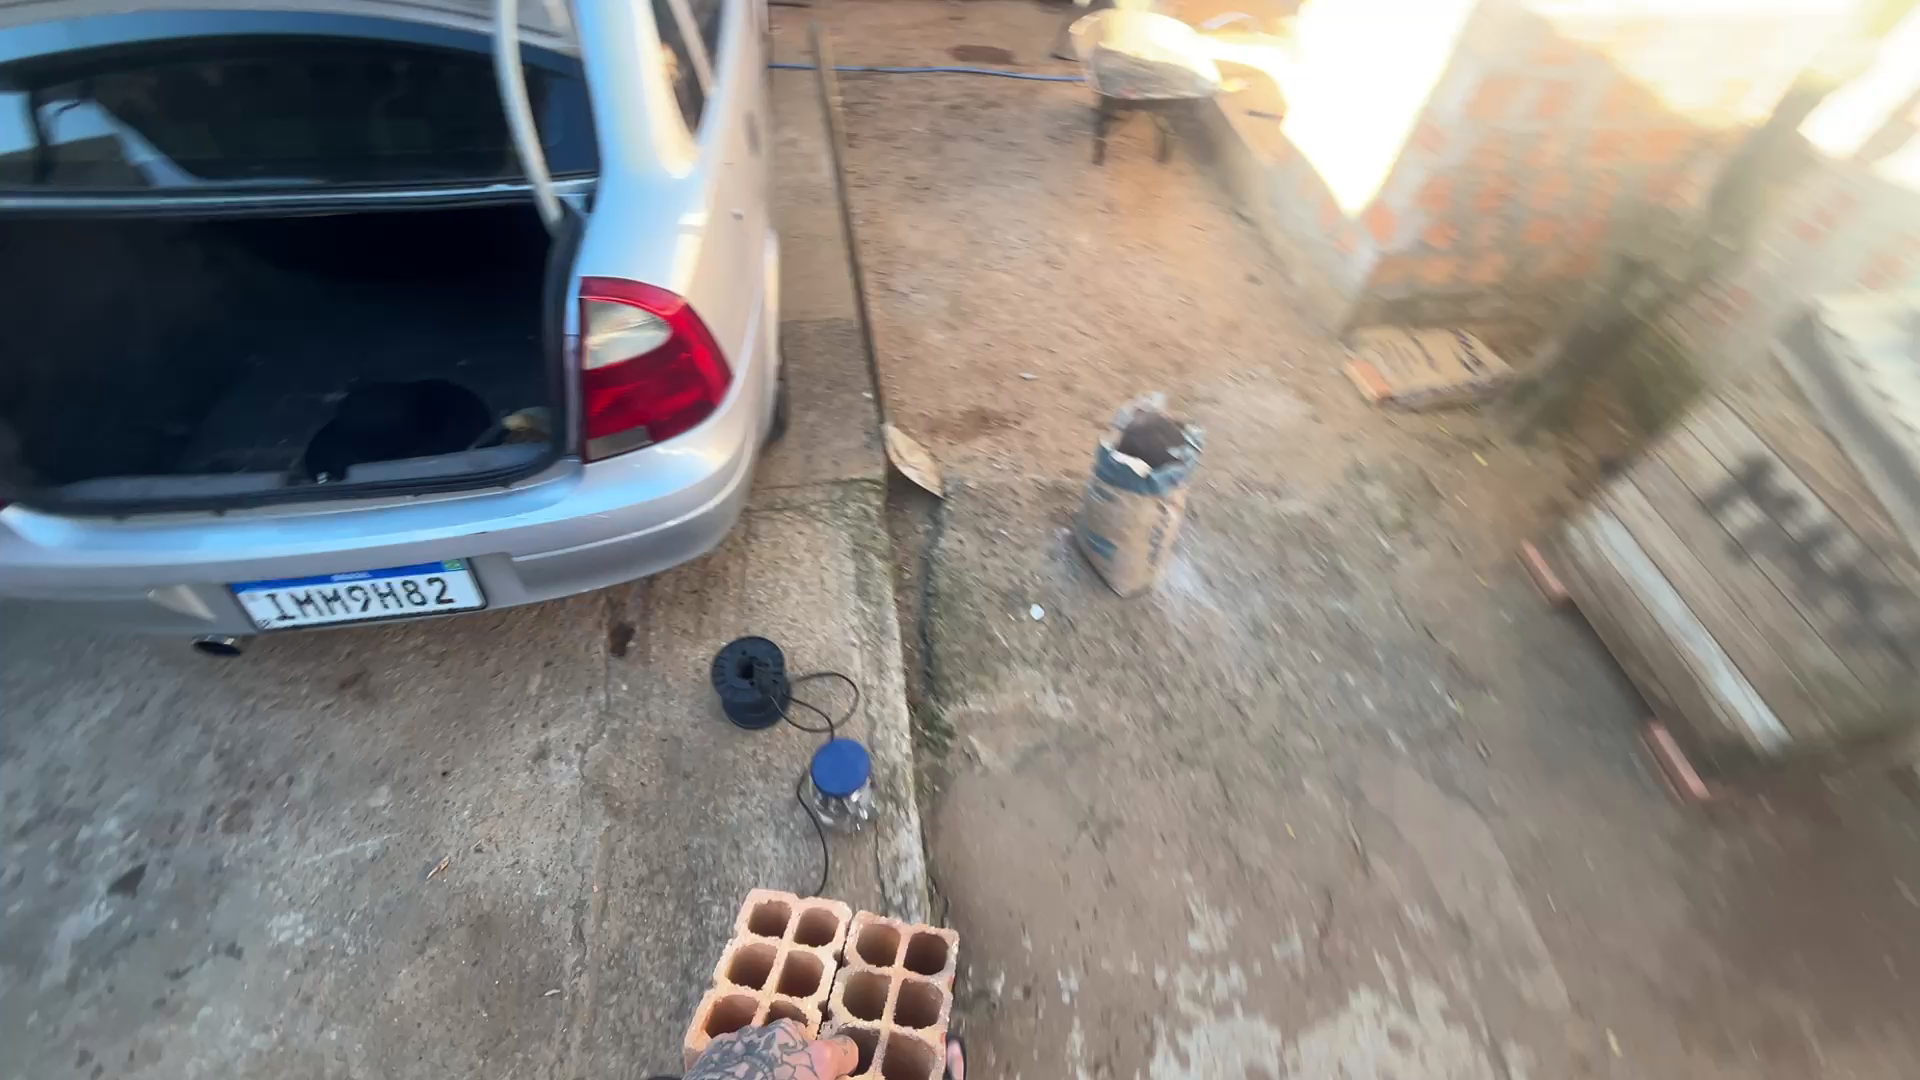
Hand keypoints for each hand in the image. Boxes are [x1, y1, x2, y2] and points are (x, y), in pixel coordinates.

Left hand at [687, 1020, 861, 1079]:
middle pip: (802, 1040)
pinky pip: (738, 1049)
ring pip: (767, 1042)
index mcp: (816, 1057)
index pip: (847, 1050)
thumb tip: (833, 1076)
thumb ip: (823, 1077)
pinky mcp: (719, 1044)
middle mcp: (787, 1036)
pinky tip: (733, 1079)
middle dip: (799, 1059)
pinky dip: (740, 1063)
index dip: (842, 1066)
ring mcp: (751, 1035)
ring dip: (767, 1059)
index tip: (837, 1077)